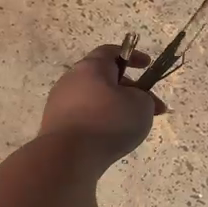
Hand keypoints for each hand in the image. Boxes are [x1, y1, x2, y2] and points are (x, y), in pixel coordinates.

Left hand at [36, 44, 165, 168]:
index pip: (110, 52)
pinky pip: (85, 114)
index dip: (132, 56)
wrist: (69, 155)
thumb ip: (142, 95)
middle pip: (104, 77)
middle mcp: (71, 80)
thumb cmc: (110, 121)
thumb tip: (131, 98)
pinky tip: (114, 134)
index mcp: (91, 68)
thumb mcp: (142, 104)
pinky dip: (102, 119)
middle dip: (130, 89)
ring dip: (116, 106)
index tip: (147, 65)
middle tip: (150, 106)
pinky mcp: (56, 122)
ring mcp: (59, 102)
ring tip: (134, 124)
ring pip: (95, 97)